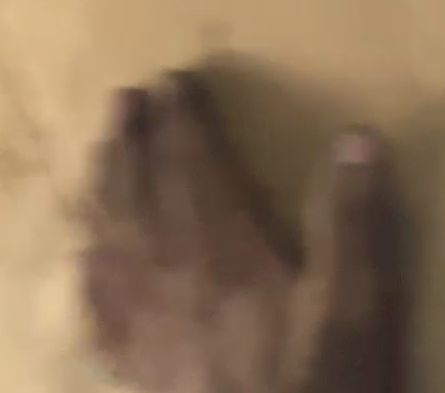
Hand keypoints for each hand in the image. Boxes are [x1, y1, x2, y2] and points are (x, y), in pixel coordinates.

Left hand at [81, 71, 407, 392]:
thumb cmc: (326, 379)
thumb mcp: (358, 298)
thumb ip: (354, 217)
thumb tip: (355, 135)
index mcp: (226, 258)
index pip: (195, 176)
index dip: (184, 127)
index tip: (176, 82)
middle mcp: (173, 285)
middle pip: (140, 201)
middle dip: (132, 144)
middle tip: (127, 98)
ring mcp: (146, 330)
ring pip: (110, 244)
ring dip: (104, 189)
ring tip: (101, 150)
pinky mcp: (139, 367)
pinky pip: (99, 302)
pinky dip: (89, 261)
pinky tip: (86, 254)